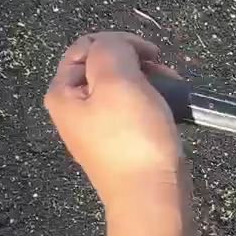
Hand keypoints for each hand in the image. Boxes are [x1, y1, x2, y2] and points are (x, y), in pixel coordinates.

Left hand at [42, 32, 185, 208]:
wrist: (151, 193)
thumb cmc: (133, 137)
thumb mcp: (118, 81)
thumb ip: (113, 50)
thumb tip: (116, 43)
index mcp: (63, 92)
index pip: (87, 45)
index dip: (122, 42)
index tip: (154, 56)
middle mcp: (74, 107)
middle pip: (106, 65)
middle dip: (139, 62)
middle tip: (165, 75)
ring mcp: (97, 126)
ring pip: (125, 85)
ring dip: (151, 81)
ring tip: (171, 93)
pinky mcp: (121, 140)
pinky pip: (135, 107)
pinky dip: (154, 101)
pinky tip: (168, 111)